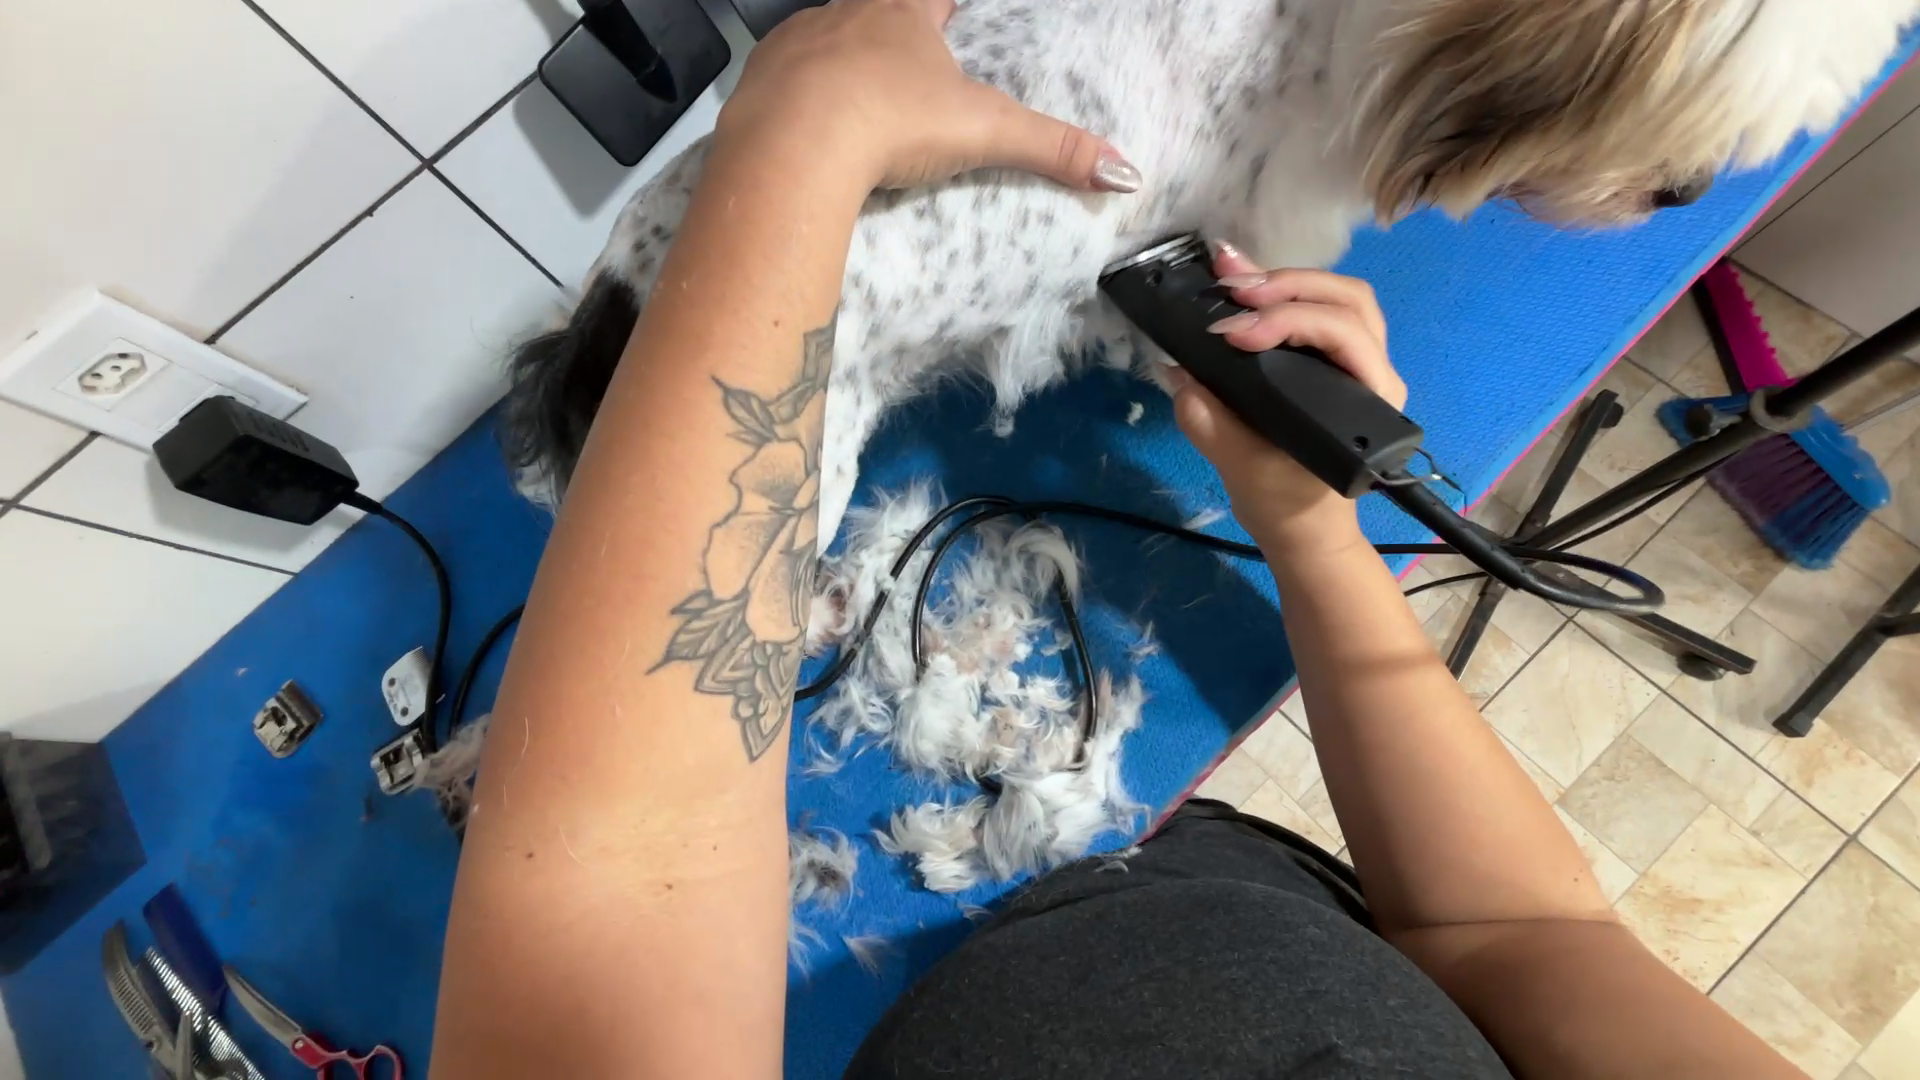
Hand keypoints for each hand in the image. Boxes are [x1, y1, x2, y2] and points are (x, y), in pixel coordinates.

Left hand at [714, 0, 1141, 191]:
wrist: (797, 140)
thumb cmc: (893, 120)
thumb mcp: (983, 133)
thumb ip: (1050, 149)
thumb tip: (1124, 171)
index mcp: (905, 16)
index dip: (948, 6)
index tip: (951, 13)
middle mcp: (850, 16)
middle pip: (879, 7)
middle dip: (895, 25)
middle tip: (906, 53)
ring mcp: (800, 44)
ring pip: (827, 37)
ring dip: (843, 59)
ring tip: (855, 94)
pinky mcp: (762, 82)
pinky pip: (782, 76)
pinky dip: (796, 93)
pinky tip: (804, 120)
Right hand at [1169, 242, 1406, 557]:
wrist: (1304, 530)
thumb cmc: (1286, 506)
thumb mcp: (1243, 469)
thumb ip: (1210, 421)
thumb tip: (1178, 371)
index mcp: (1369, 399)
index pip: (1340, 333)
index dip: (1286, 321)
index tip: (1231, 334)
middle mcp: (1373, 371)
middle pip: (1344, 299)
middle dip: (1286, 285)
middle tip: (1230, 287)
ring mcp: (1354, 363)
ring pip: (1334, 297)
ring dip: (1283, 281)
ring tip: (1230, 277)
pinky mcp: (1328, 364)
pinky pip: (1314, 311)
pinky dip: (1278, 295)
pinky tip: (1241, 289)